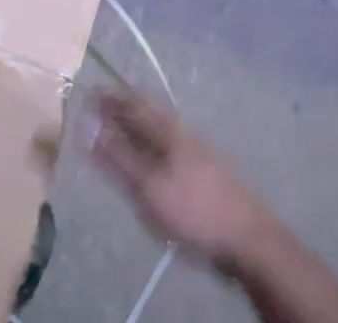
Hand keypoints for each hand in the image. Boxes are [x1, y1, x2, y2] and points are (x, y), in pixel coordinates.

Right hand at [91, 90, 268, 262]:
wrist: (251, 242)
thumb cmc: (194, 210)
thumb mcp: (148, 186)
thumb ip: (117, 157)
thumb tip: (88, 127)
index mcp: (168, 130)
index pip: (133, 102)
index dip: (108, 97)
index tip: (86, 95)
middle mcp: (182, 134)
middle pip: (146, 114)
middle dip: (120, 113)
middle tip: (95, 116)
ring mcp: (196, 154)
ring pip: (157, 133)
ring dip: (133, 131)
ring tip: (114, 140)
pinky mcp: (203, 175)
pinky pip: (166, 151)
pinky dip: (147, 149)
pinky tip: (144, 166)